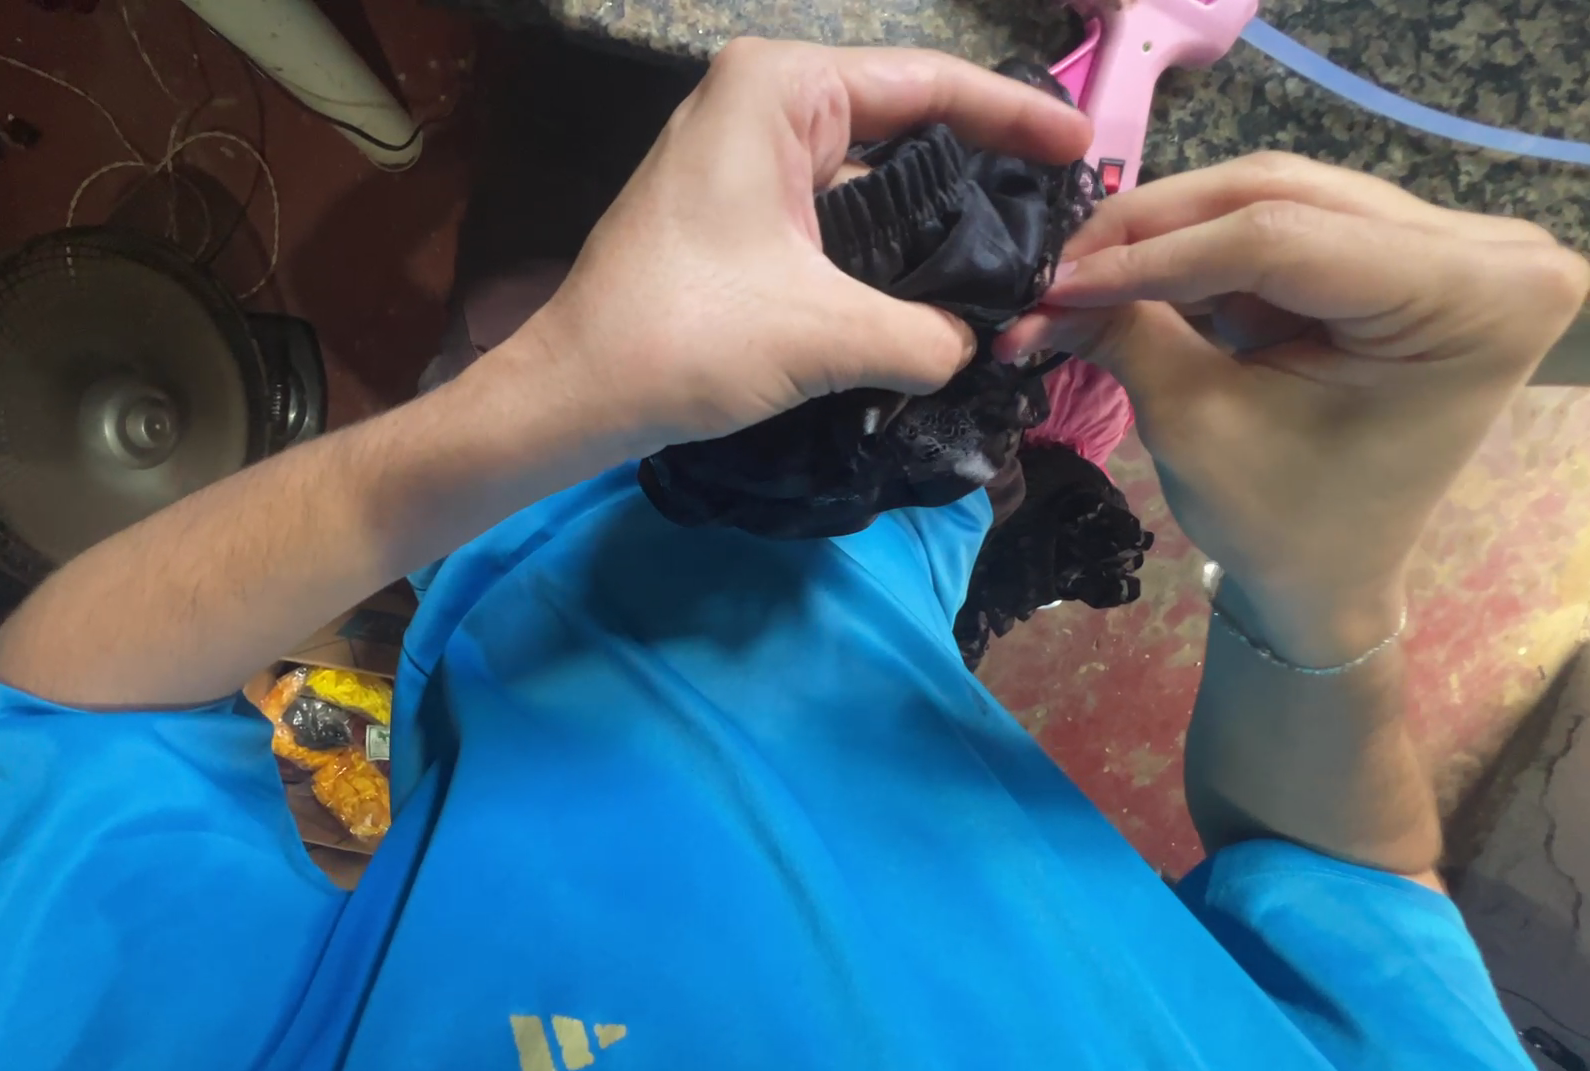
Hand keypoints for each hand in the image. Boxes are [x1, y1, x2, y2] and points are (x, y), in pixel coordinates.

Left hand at [504, 38, 1091, 453]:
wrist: (576, 396)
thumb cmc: (686, 340)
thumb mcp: (824, 333)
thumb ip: (924, 335)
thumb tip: (974, 346)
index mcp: (780, 93)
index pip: (927, 86)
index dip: (1015, 118)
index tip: (1083, 155)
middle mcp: (756, 113)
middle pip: (895, 137)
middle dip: (968, 188)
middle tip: (1041, 239)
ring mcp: (735, 171)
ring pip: (857, 194)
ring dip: (916, 239)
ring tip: (991, 280)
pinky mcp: (725, 226)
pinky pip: (820, 231)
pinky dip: (866, 265)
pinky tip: (912, 302)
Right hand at [998, 153, 1588, 664]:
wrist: (1322, 566)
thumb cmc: (1277, 518)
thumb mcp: (1192, 424)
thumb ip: (1124, 337)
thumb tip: (1036, 297)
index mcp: (1469, 296)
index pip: (1278, 238)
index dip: (1147, 256)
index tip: (1049, 284)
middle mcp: (1478, 246)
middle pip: (1277, 193)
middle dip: (1146, 230)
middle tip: (1054, 270)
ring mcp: (1434, 245)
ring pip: (1267, 196)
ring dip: (1159, 234)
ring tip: (1078, 273)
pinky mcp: (1381, 260)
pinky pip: (1268, 228)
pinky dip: (1183, 253)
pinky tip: (1124, 277)